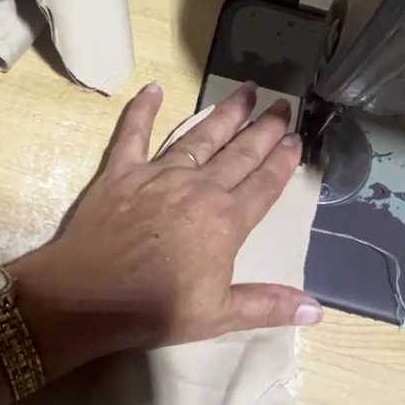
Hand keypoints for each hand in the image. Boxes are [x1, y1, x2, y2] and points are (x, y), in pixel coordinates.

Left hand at [8, 81, 320, 371]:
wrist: (88, 296)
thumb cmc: (154, 310)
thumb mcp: (218, 315)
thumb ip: (267, 305)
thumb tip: (317, 310)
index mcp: (226, 221)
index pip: (264, 185)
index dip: (282, 162)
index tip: (296, 139)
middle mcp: (198, 188)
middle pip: (239, 153)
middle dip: (263, 128)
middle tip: (281, 104)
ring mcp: (158, 175)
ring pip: (199, 137)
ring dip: (224, 113)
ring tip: (244, 90)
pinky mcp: (121, 172)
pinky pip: (134, 133)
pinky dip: (143, 110)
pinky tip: (154, 88)